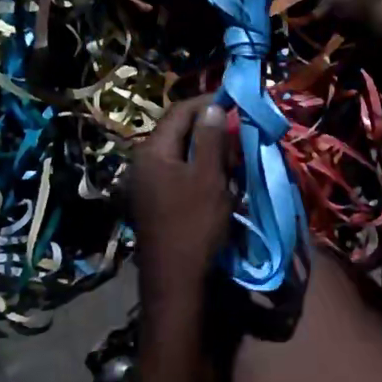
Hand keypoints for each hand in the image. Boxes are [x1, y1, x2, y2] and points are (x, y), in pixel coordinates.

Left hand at [130, 96, 233, 303]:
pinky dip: (200, 171)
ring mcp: (147, 184)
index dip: (207, 102)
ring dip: (207, 152)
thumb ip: (210, 138)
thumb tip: (212, 107)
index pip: (179, 112)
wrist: (176, 279)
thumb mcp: (208, 177)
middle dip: (210, 129)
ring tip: (233, 159)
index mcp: (152, 151)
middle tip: (238, 134)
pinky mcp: (156, 202)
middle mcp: (143, 163)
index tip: (234, 101)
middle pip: (179, 133)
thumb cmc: (194, 224)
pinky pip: (179, 175)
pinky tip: (220, 182)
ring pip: (181, 155)